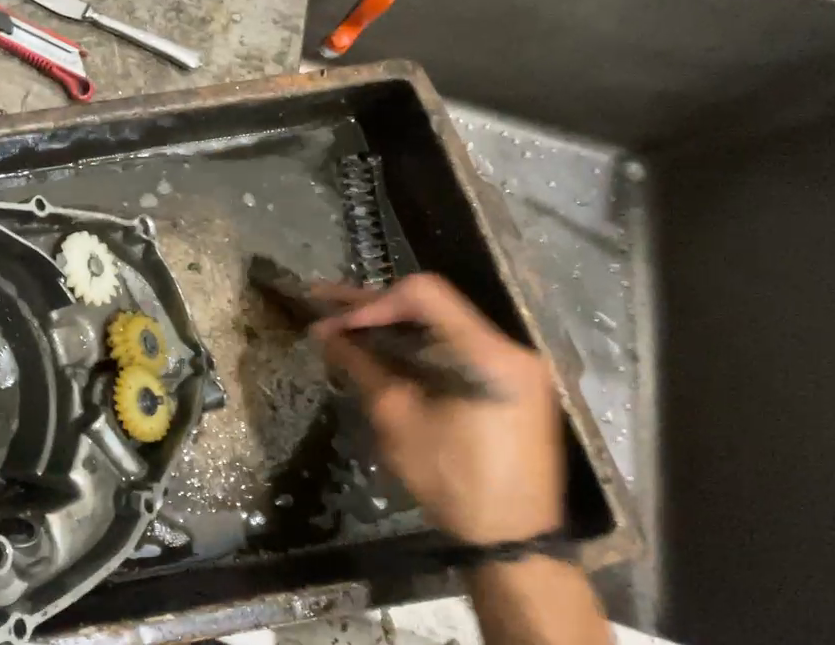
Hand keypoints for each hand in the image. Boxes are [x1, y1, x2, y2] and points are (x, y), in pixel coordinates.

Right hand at [311, 274, 562, 544]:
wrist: (513, 538)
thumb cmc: (453, 479)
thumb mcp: (397, 418)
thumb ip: (362, 365)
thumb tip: (324, 332)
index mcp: (488, 354)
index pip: (422, 295)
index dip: (371, 302)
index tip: (336, 324)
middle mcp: (508, 349)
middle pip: (431, 306)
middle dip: (373, 308)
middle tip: (321, 303)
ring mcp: (513, 367)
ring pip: (440, 325)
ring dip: (390, 324)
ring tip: (340, 323)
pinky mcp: (509, 384)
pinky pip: (454, 347)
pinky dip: (414, 344)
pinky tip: (377, 346)